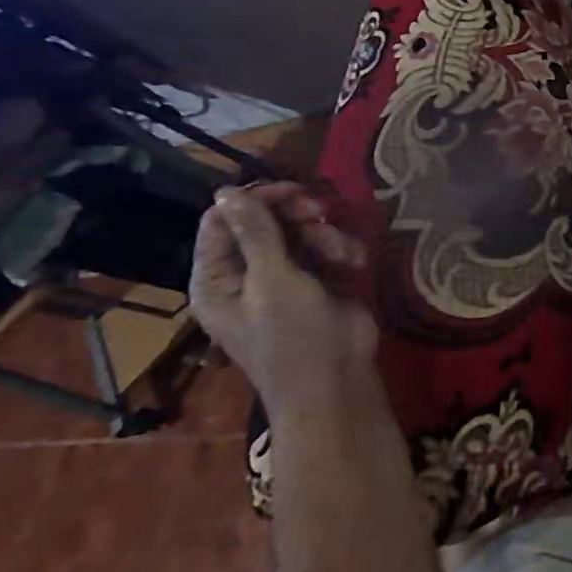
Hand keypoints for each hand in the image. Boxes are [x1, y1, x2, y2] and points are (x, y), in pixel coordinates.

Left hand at [188, 182, 376, 415]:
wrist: (339, 382)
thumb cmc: (294, 337)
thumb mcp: (272, 281)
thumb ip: (254, 232)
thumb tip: (225, 189)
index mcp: (217, 277)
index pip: (221, 221)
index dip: (254, 200)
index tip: (289, 192)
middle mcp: (245, 274)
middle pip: (262, 221)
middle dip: (293, 215)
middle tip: (318, 212)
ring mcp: (283, 278)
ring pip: (298, 231)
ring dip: (324, 236)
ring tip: (342, 256)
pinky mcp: (317, 282)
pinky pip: (324, 249)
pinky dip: (341, 251)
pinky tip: (354, 265)